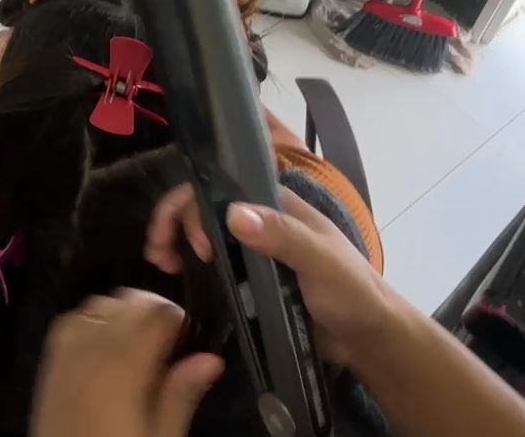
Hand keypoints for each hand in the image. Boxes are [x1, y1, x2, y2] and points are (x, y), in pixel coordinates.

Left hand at [31, 290, 224, 436]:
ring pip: (102, 301)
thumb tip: (212, 358)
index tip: (190, 343)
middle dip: (155, 313)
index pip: (159, 312)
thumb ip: (182, 396)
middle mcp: (93, 344)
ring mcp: (67, 349)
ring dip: (124, 313)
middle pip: (131, 298)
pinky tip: (105, 347)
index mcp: (124, 365)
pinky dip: (93, 319)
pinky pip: (74, 317)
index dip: (180, 320)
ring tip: (139, 348)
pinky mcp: (50, 359)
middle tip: (169, 348)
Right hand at [145, 184, 394, 369]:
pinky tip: (176, 275)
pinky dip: (186, 261)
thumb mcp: (320, 258)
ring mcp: (249, 247)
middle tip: (158, 252)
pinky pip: (210, 261)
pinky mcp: (246, 277)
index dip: (194, 206)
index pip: (220, 186)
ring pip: (200, 229)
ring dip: (173, 237)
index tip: (193, 244)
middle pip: (202, 204)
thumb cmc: (350, 289)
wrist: (366, 338)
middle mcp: (256, 217)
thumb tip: (232, 212)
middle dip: (173, 219)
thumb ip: (282, 235)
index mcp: (272, 202)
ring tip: (159, 261)